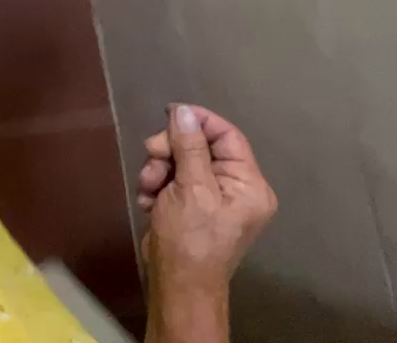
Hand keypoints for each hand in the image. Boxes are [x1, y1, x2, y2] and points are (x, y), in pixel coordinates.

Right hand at [137, 104, 276, 295]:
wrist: (177, 284)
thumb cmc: (191, 238)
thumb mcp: (190, 188)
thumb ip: (188, 146)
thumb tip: (183, 111)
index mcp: (248, 184)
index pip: (227, 135)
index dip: (198, 121)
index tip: (167, 114)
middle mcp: (235, 187)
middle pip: (198, 145)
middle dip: (169, 150)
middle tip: (151, 158)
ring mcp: (213, 196)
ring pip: (180, 159)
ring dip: (157, 169)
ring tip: (148, 188)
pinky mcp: (192, 204)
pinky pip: (172, 177)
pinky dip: (156, 184)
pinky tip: (149, 200)